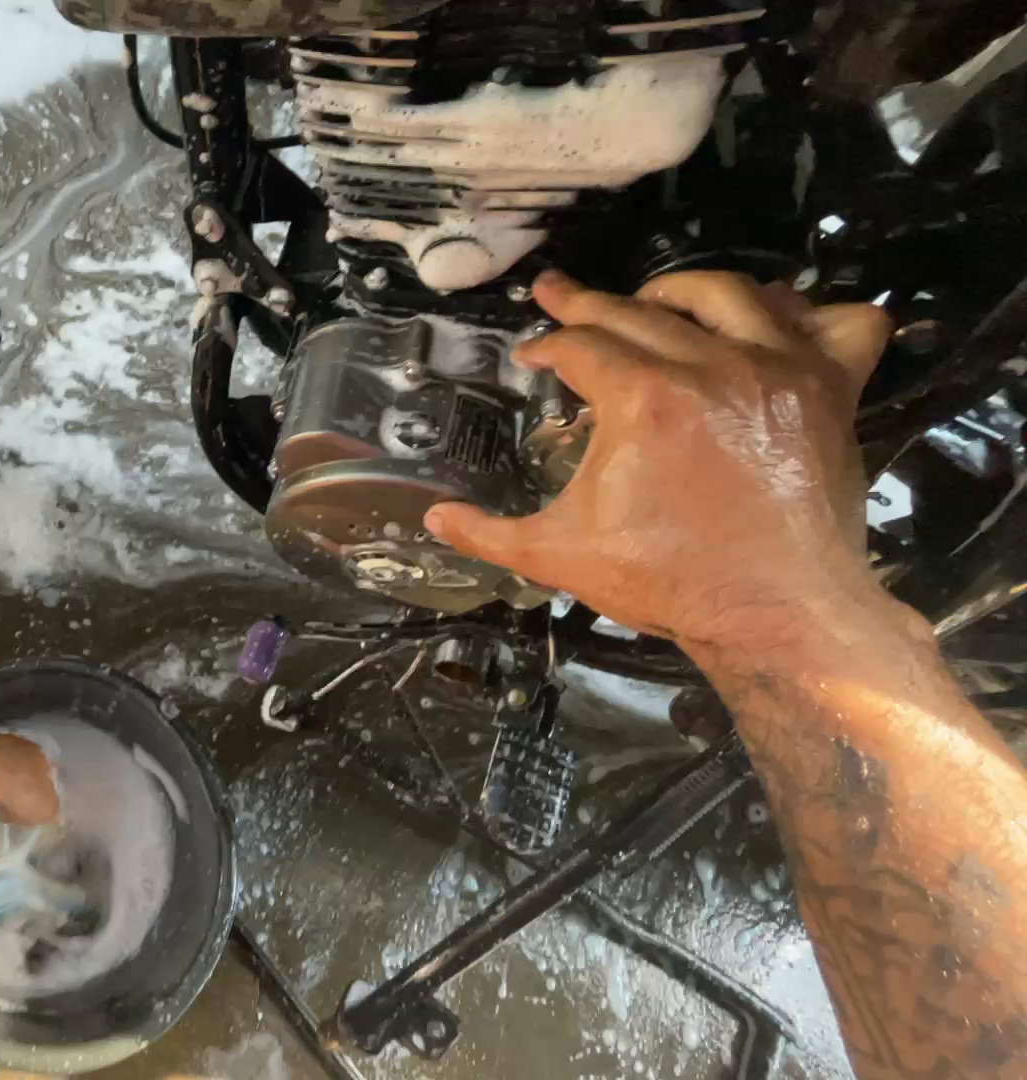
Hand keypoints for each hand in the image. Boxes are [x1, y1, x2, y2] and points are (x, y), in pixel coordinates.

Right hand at [425, 269, 892, 650]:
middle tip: (553, 292)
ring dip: (678, 290)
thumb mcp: (552, 554)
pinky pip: (838, 321)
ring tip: (649, 300)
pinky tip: (768, 323)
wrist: (776, 610)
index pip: (580, 346)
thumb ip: (483, 532)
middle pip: (638, 311)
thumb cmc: (661, 577)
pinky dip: (803, 311)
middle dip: (585, 301)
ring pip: (730, 294)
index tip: (528, 356)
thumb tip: (431, 517)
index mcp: (641, 402)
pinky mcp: (832, 392)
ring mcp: (780, 374)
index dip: (545, 346)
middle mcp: (712, 369)